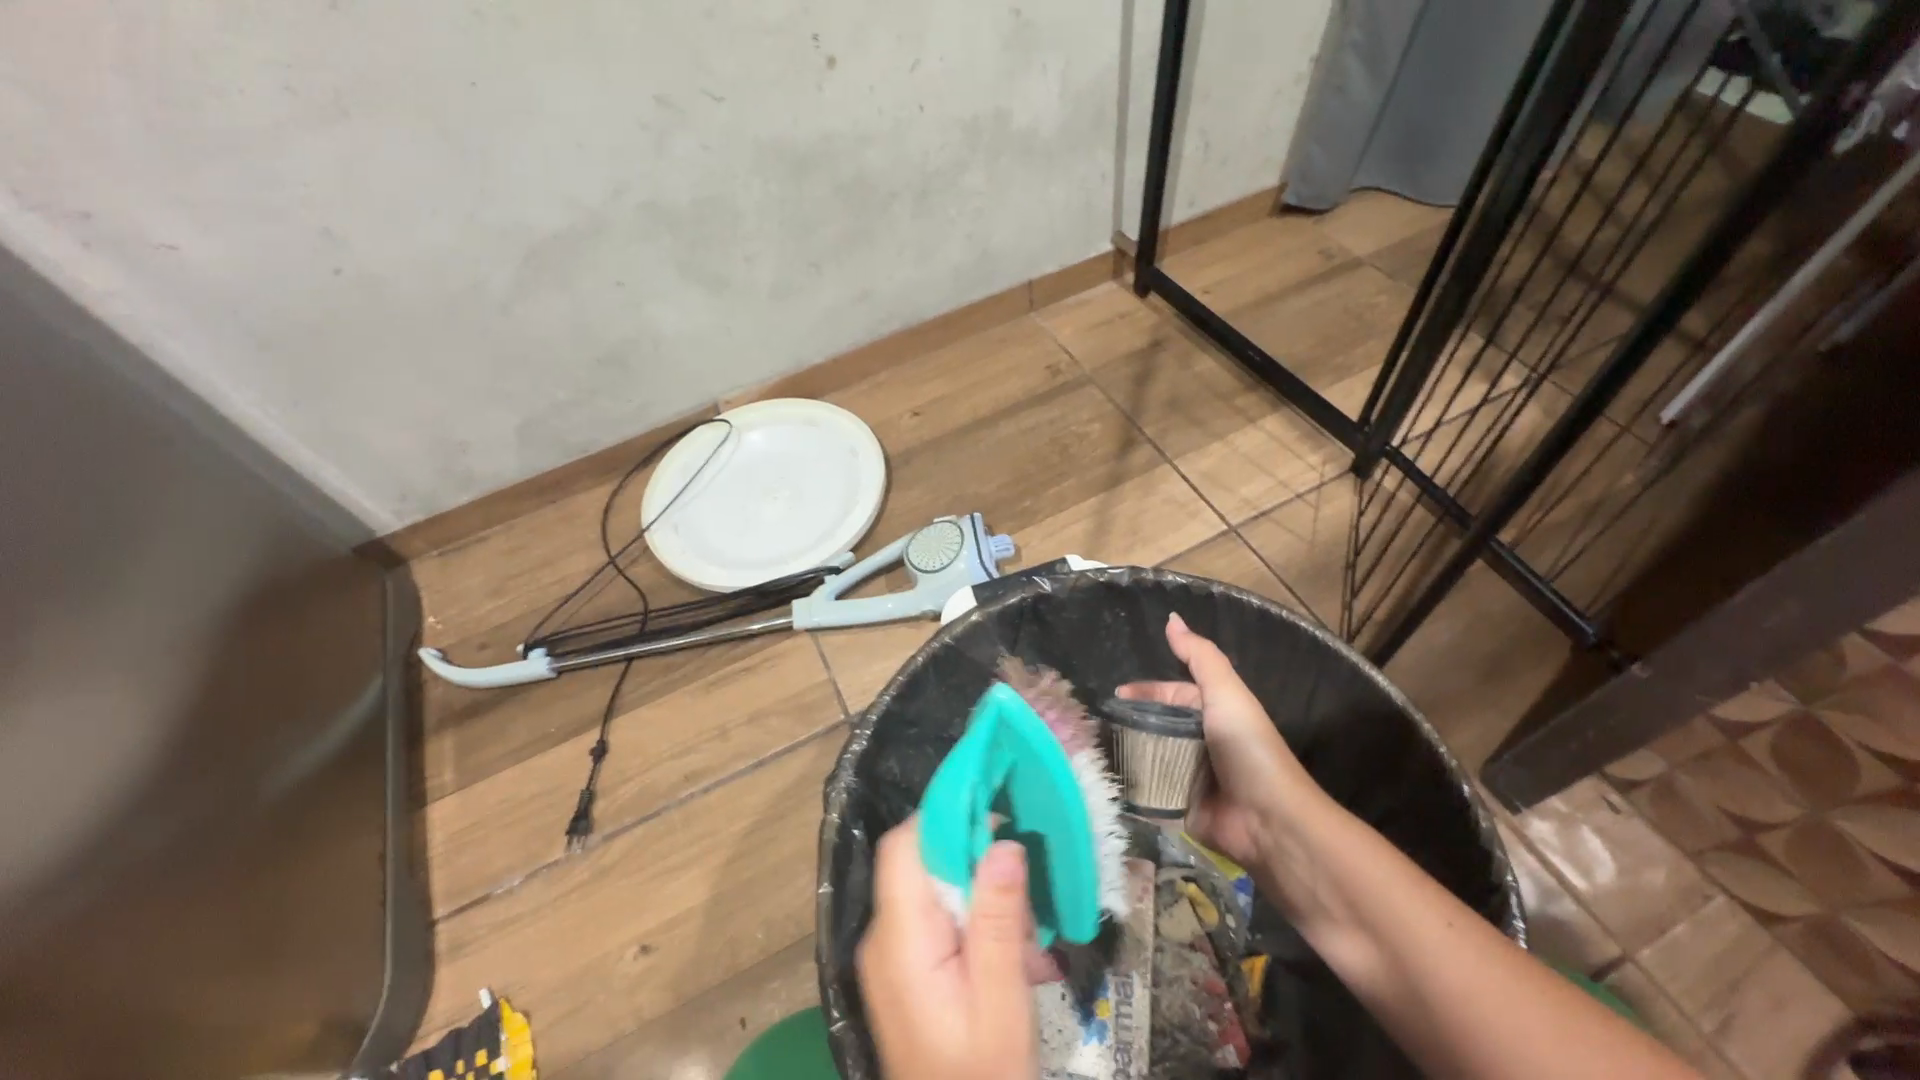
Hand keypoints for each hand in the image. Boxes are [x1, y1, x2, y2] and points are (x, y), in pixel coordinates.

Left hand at [857, 817, 1039, 1079]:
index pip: (905, 849)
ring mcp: (889, 956)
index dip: (944, 815)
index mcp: (900, 940)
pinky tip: (1009, 944)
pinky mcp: (903, 971)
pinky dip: (970, 915)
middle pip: (917, 864)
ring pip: (928, 889)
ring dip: (976, 887)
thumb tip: (1002, 842)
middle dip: (969, 851)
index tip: (992, 796)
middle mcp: (883, 938)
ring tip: (1024, 921)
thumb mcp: (1002, 1001)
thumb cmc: (983, 1073)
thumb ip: (999, 920)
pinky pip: (932, 918)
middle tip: (1023, 863)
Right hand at [1116, 612, 1328, 869]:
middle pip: (1154, 726)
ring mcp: (1187, 776)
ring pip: (1147, 757)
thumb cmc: (1249, 750)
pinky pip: (1147, 792)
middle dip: (1126, 725)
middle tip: (1091, 726)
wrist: (1269, 820)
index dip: (1143, 692)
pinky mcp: (1177, 806)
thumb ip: (1200, 657)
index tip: (1111, 697)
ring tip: (1090, 752)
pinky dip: (1129, 786)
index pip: (1170, 695)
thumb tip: (1172, 618)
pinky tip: (1102, 780)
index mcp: (1212, 713)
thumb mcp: (1227, 694)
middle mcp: (1198, 742)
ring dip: (1124, 755)